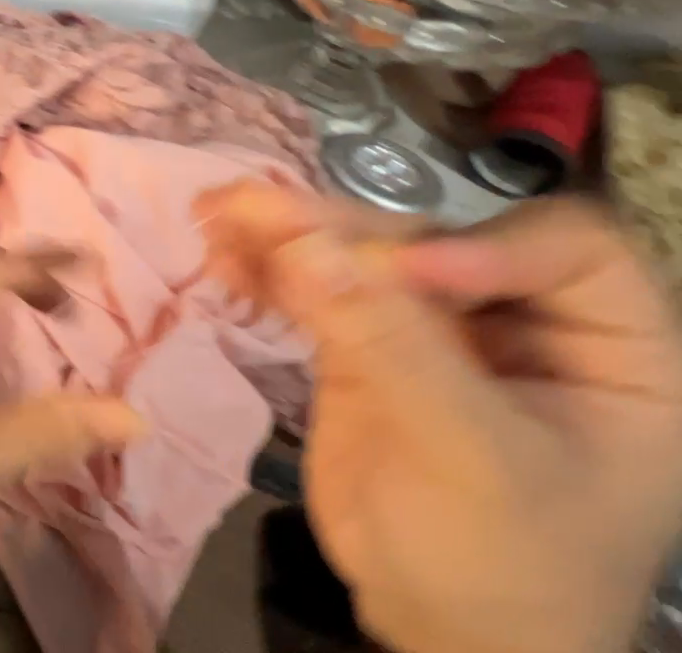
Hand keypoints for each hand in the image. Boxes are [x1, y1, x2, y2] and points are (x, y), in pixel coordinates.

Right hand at [200, 184, 681, 652]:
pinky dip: (265, 273)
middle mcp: (518, 325)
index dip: (485, 245)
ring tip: (215, 214)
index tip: (399, 269)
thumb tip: (304, 246)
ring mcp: (430, 335)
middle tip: (251, 210)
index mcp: (607, 351)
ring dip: (284, 235)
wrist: (437, 626)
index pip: (566, 253)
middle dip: (341, 228)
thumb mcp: (466, 454)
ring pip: (359, 259)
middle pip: (432, 243)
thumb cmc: (503, 560)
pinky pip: (312, 294)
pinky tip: (222, 260)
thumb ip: (390, 346)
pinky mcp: (358, 350)